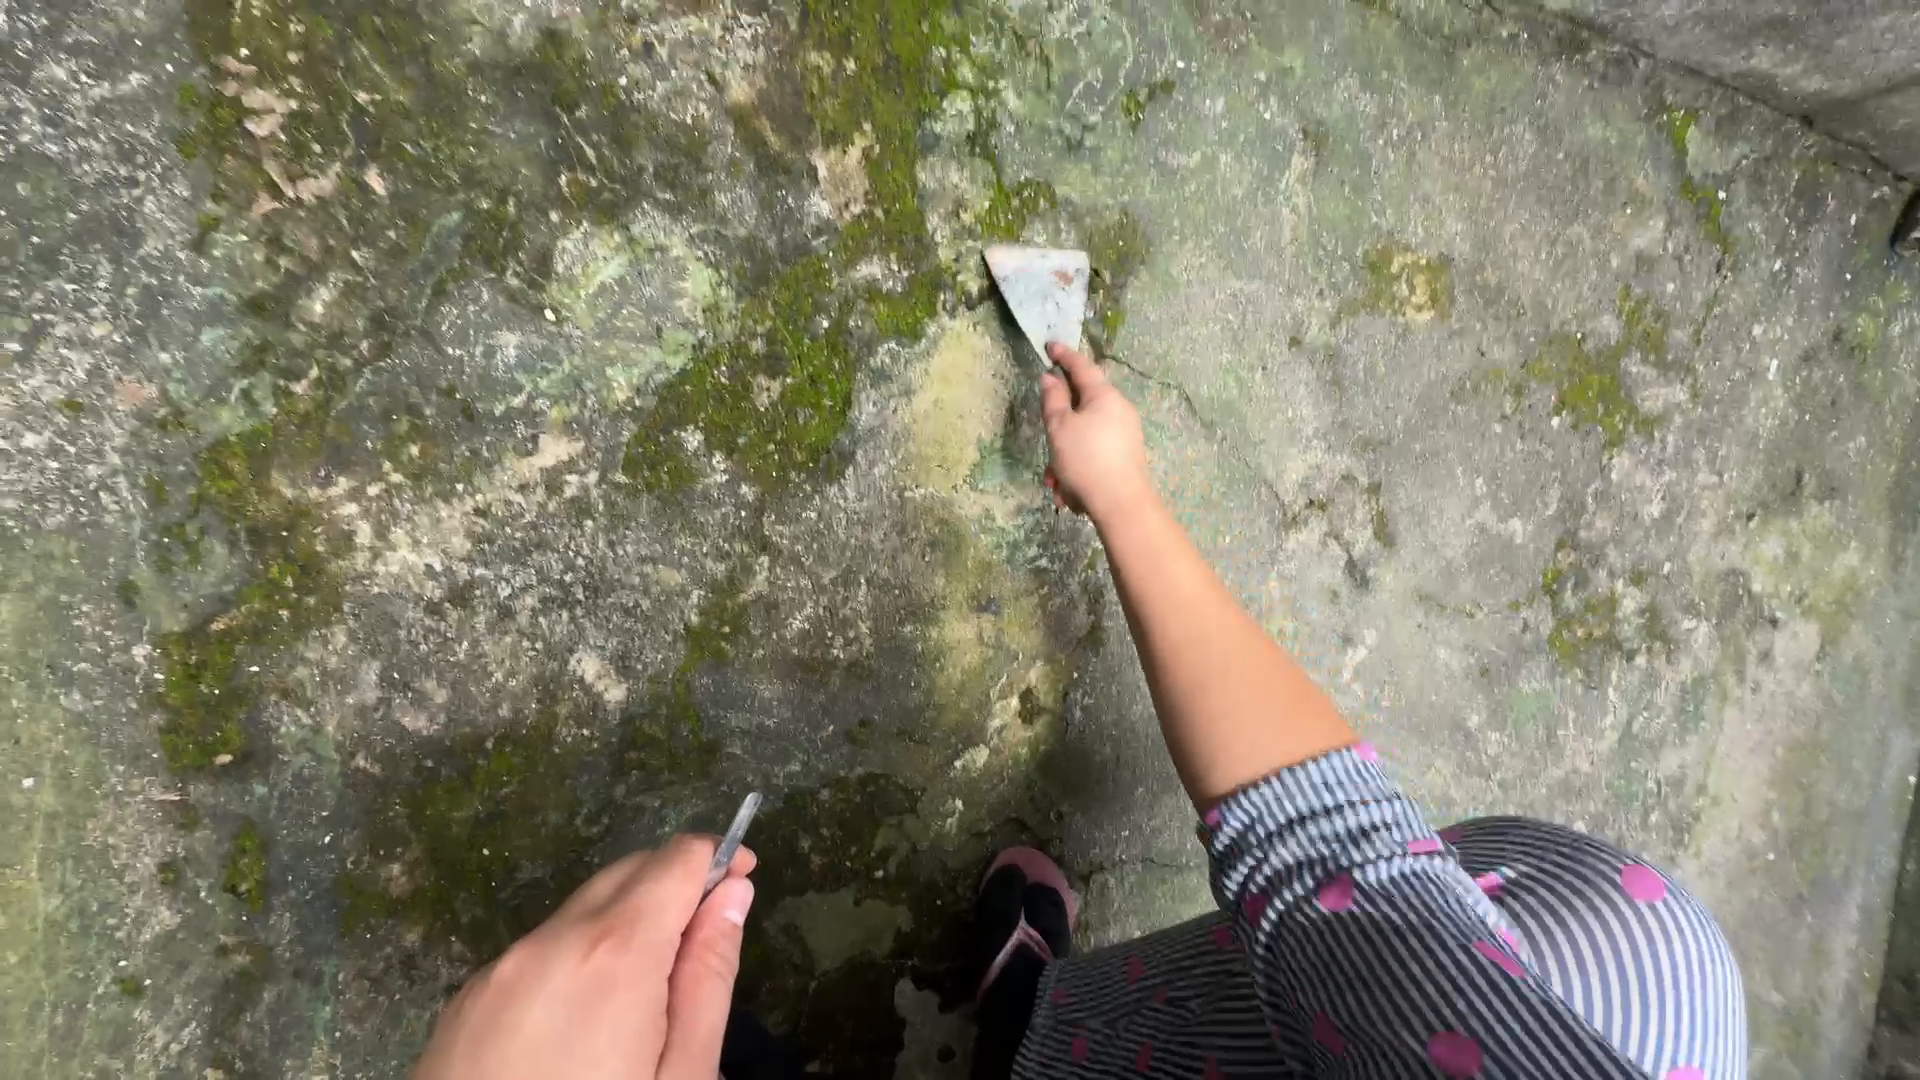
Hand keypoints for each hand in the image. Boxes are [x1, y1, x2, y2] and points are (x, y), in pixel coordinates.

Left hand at [412, 834, 755, 1079]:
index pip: (678, 857)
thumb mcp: (682, 1076)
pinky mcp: (462, 1005)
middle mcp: (550, 941)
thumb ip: (710, 973)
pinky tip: (578, 1027)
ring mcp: (497, 972)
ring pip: (583, 909)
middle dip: (676, 886)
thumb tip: (733, 894)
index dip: (719, 859)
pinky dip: (576, 957)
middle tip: (700, 946)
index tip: (742, 884)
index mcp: (614, 952)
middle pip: (631, 872)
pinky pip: (538, 951)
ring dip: (626, 921)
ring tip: (641, 999)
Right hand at [1040, 342, 1152, 521]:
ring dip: (1064, 456)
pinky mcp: (1126, 457)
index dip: (1064, 355)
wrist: (1121, 504)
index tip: (1049, 345)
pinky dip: (1077, 467)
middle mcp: (1119, 410)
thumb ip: (1053, 400)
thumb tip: (1051, 378)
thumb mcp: (1060, 427)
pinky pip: (1094, 454)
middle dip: (1059, 427)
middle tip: (1047, 440)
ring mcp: (1126, 434)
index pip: (1082, 366)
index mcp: (1104, 396)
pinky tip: (1069, 492)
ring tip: (1056, 481)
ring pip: (1084, 436)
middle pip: (1082, 406)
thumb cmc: (1086, 460)